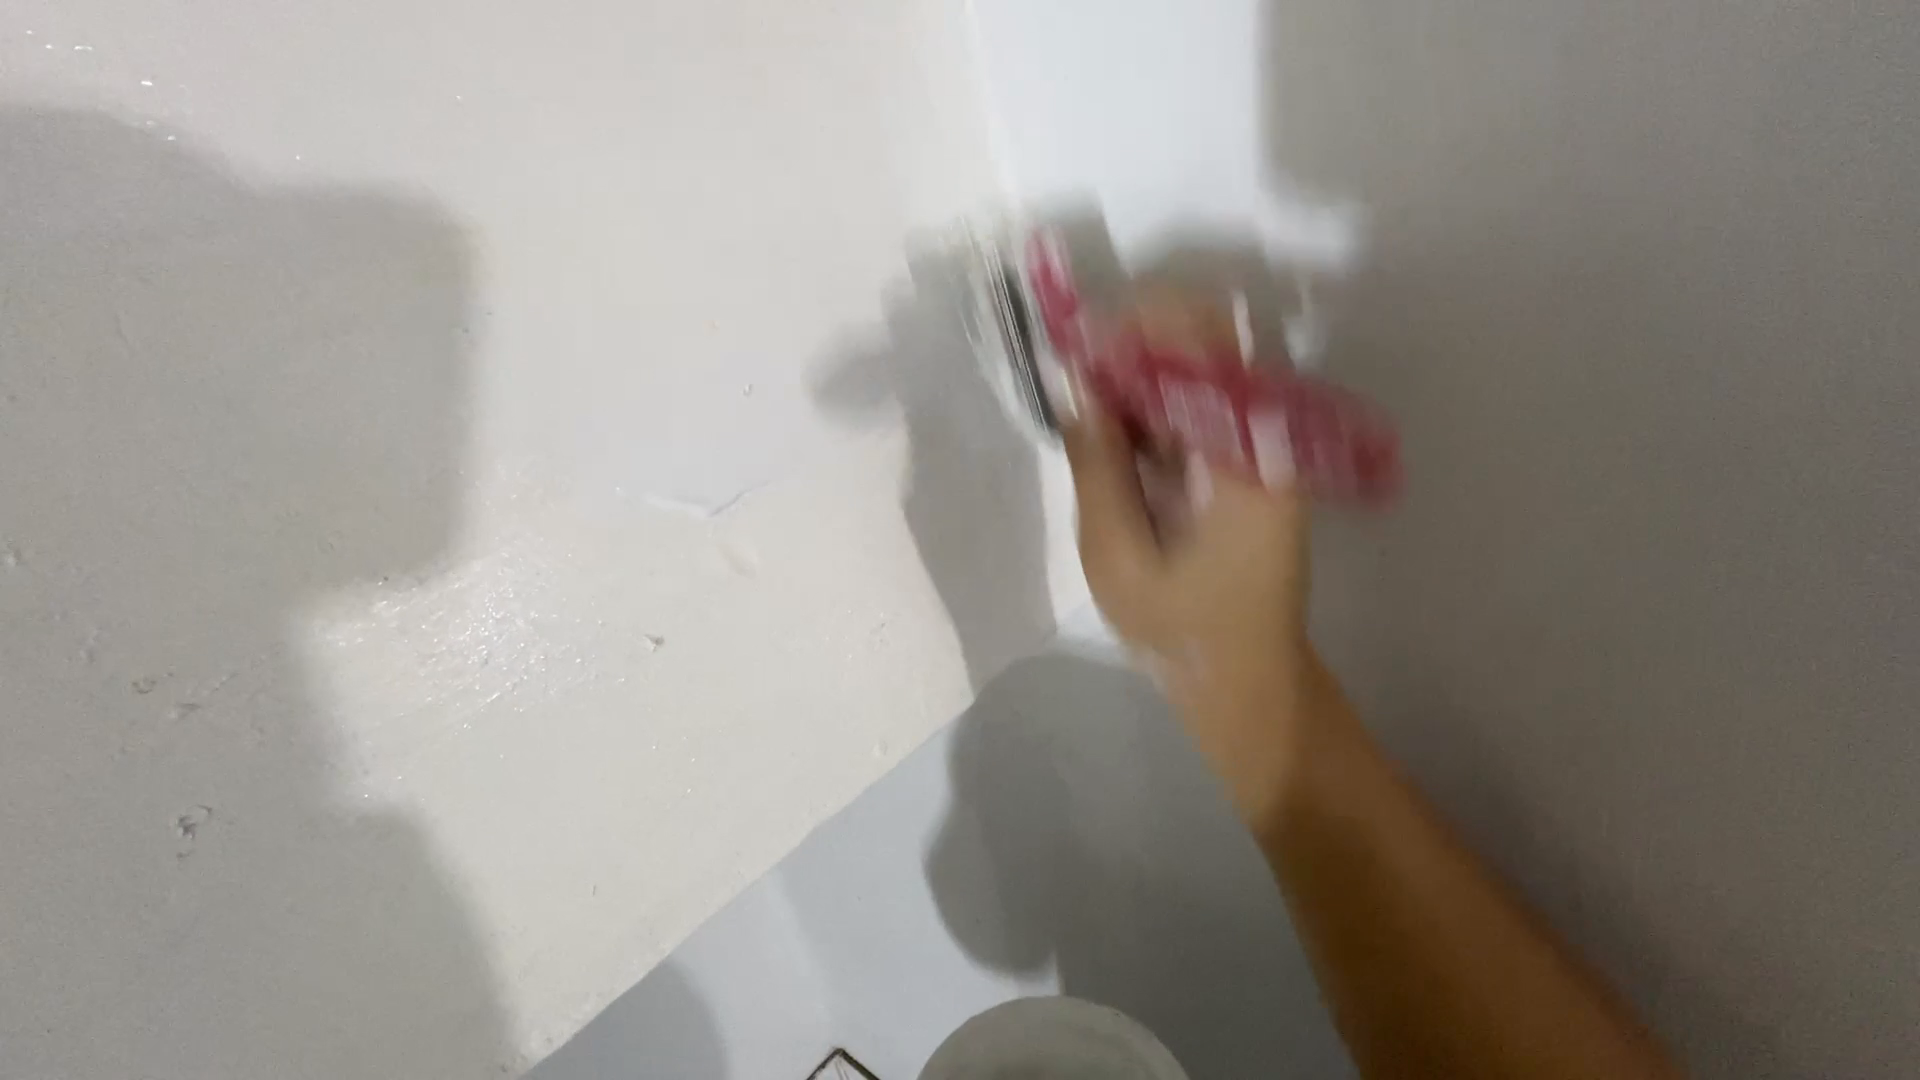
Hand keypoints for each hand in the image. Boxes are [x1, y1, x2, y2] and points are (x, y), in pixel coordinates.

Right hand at [1062, 294, 1346, 820]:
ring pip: (1202, 370)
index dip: (1142, 325)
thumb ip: (1098, 465)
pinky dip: (1152, 405)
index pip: (1209, 344)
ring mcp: (1262, 448)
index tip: (1080, 344)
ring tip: (1084, 401)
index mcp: (1247, 458)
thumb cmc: (1179, 626)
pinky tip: (1112, 431)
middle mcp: (1267, 437)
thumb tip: (1079, 384)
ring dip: (1140, 372)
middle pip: (1210, 343)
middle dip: (1136, 342)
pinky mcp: (1247, 462)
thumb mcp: (1116, 555)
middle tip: (1074, 372)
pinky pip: (1199, 407)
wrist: (1242, 675)